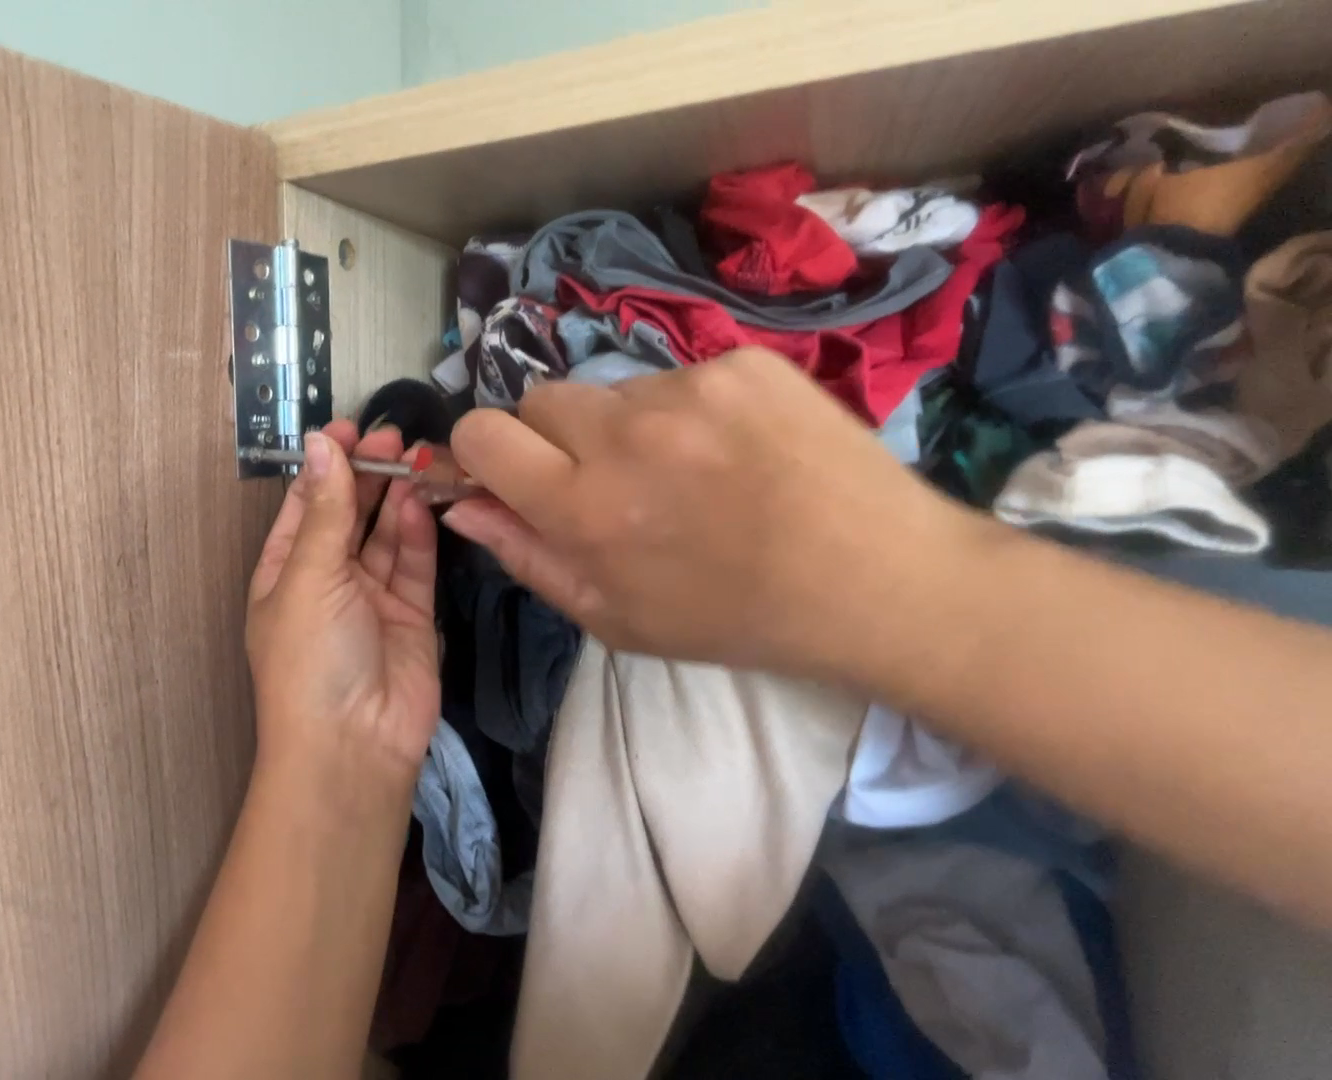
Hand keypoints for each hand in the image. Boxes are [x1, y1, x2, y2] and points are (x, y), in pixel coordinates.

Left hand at [246, 420, 439, 787]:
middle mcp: (327, 580)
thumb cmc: (310, 659)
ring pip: (386, 535)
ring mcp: (372, 598)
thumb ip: (326, 509)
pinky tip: (421, 500)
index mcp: (285, 571)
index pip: (306, 504)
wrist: (353, 746)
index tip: (349, 426)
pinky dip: (419, 532)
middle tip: (394, 436)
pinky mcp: (412, 614)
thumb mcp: (308, 577)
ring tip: (414, 457)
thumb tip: (320, 441)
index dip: (326, 464)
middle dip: (367, 474)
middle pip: (349, 514)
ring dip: (396, 497)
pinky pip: (414, 563)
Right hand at [440, 347, 985, 677]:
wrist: (878, 580)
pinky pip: (676, 378)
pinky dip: (685, 412)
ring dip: (621, 427)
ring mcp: (688, 388)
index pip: (482, 433)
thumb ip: (526, 556)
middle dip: (550, 438)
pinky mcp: (741, 362)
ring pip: (610, 392)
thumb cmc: (732, 617)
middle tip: (601, 481)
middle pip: (537, 399)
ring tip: (685, 473)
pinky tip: (731, 452)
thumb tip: (460, 505)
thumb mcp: (614, 618)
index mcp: (585, 508)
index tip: (506, 474)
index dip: (481, 451)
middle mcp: (625, 434)